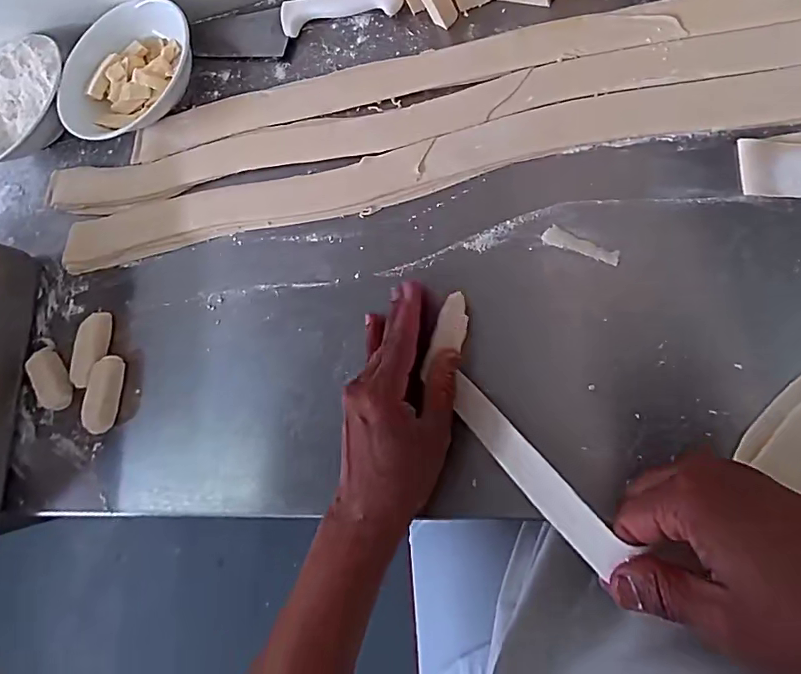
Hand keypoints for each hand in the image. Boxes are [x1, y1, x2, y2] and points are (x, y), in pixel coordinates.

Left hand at [329, 280, 459, 539]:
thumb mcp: (433, 433)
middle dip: (402, 313)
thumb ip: (440, 387)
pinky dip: (377, 345)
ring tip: (400, 302)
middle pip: (388, 342)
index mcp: (382, 393)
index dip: (411, 313)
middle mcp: (362, 388)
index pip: (402, 342)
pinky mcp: (353, 403)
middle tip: (410, 288)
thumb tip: (447, 356)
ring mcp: (354, 395)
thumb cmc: (399, 481)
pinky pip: (369, 364)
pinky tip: (375, 329)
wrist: (365, 512)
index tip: (415, 291)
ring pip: (378, 352)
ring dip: (392, 328)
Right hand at [605, 453, 800, 673]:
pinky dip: (700, 519)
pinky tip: (726, 563)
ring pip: (676, 490)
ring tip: (697, 580)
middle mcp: (710, 472)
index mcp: (691, 496)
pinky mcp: (759, 484)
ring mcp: (737, 475)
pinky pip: (707, 491)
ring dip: (671, 526)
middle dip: (642, 533)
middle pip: (646, 492)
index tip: (620, 576)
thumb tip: (627, 580)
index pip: (624, 512)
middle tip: (656, 586)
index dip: (617, 548)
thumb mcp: (723, 620)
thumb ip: (662, 591)